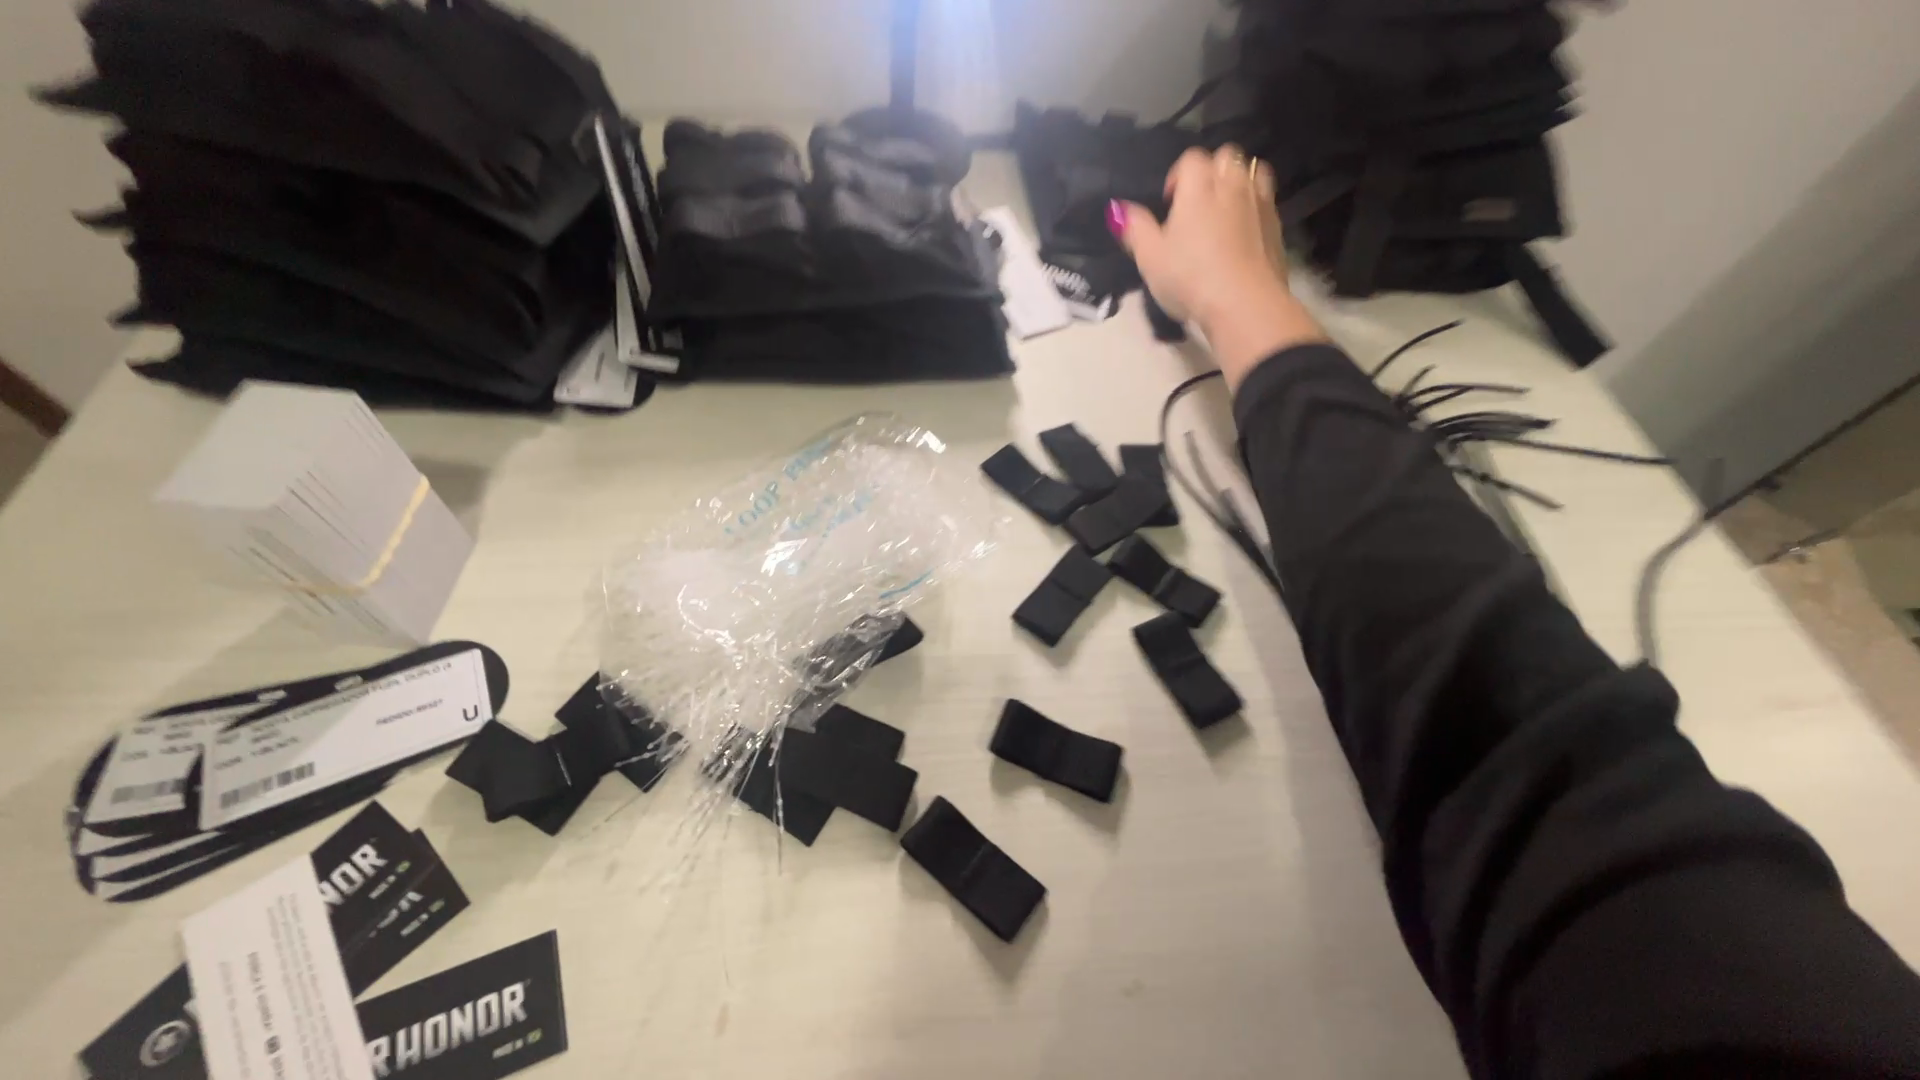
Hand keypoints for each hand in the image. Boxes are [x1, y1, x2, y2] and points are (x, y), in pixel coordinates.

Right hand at [1111, 146, 1287, 325]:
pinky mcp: (1277, 224)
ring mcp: (1259, 202)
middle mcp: (1232, 184)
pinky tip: (1244, 229)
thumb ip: (1135, 228)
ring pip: (1253, 170)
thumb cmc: (1190, 277)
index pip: (1191, 158)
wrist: (1244, 303)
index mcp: (1198, 187)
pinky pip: (1266, 198)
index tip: (1170, 202)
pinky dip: (1254, 203)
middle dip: (1211, 170)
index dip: (1178, 175)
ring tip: (1224, 208)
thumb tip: (1118, 208)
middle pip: (1225, 156)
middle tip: (1197, 202)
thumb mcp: (1150, 257)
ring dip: (1238, 180)